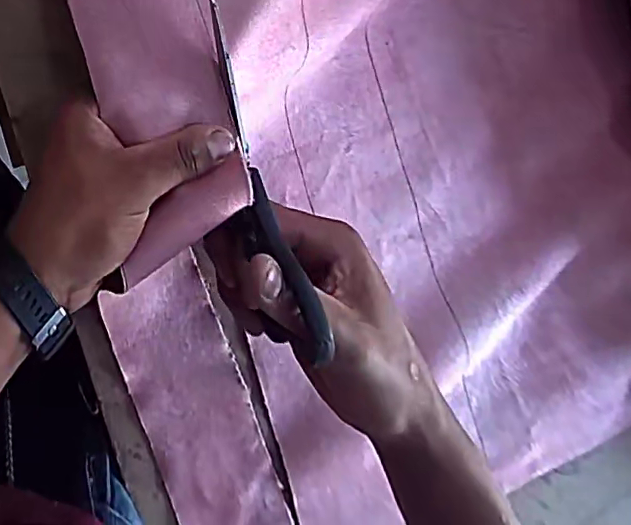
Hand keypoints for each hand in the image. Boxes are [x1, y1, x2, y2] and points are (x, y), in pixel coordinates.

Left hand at [6, 100, 237, 311]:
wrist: (47, 282)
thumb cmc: (79, 221)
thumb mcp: (134, 182)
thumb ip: (180, 157)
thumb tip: (225, 138)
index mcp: (86, 113)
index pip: (137, 89)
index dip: (174, 91)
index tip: (212, 92)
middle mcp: (92, 131)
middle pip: (148, 121)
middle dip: (183, 127)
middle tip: (224, 121)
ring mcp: (101, 162)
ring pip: (150, 150)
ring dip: (179, 156)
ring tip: (221, 146)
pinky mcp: (110, 190)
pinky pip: (147, 175)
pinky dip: (170, 178)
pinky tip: (200, 175)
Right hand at [212, 205, 444, 444]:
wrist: (398, 413)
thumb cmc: (382, 372)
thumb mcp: (343, 339)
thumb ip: (296, 301)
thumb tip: (253, 265)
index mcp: (332, 240)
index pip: (268, 216)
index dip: (241, 240)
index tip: (232, 280)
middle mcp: (313, 245)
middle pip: (251, 233)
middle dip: (238, 269)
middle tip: (249, 310)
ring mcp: (301, 269)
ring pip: (246, 259)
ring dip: (240, 291)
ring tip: (260, 326)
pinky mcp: (289, 294)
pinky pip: (251, 284)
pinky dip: (246, 305)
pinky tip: (265, 331)